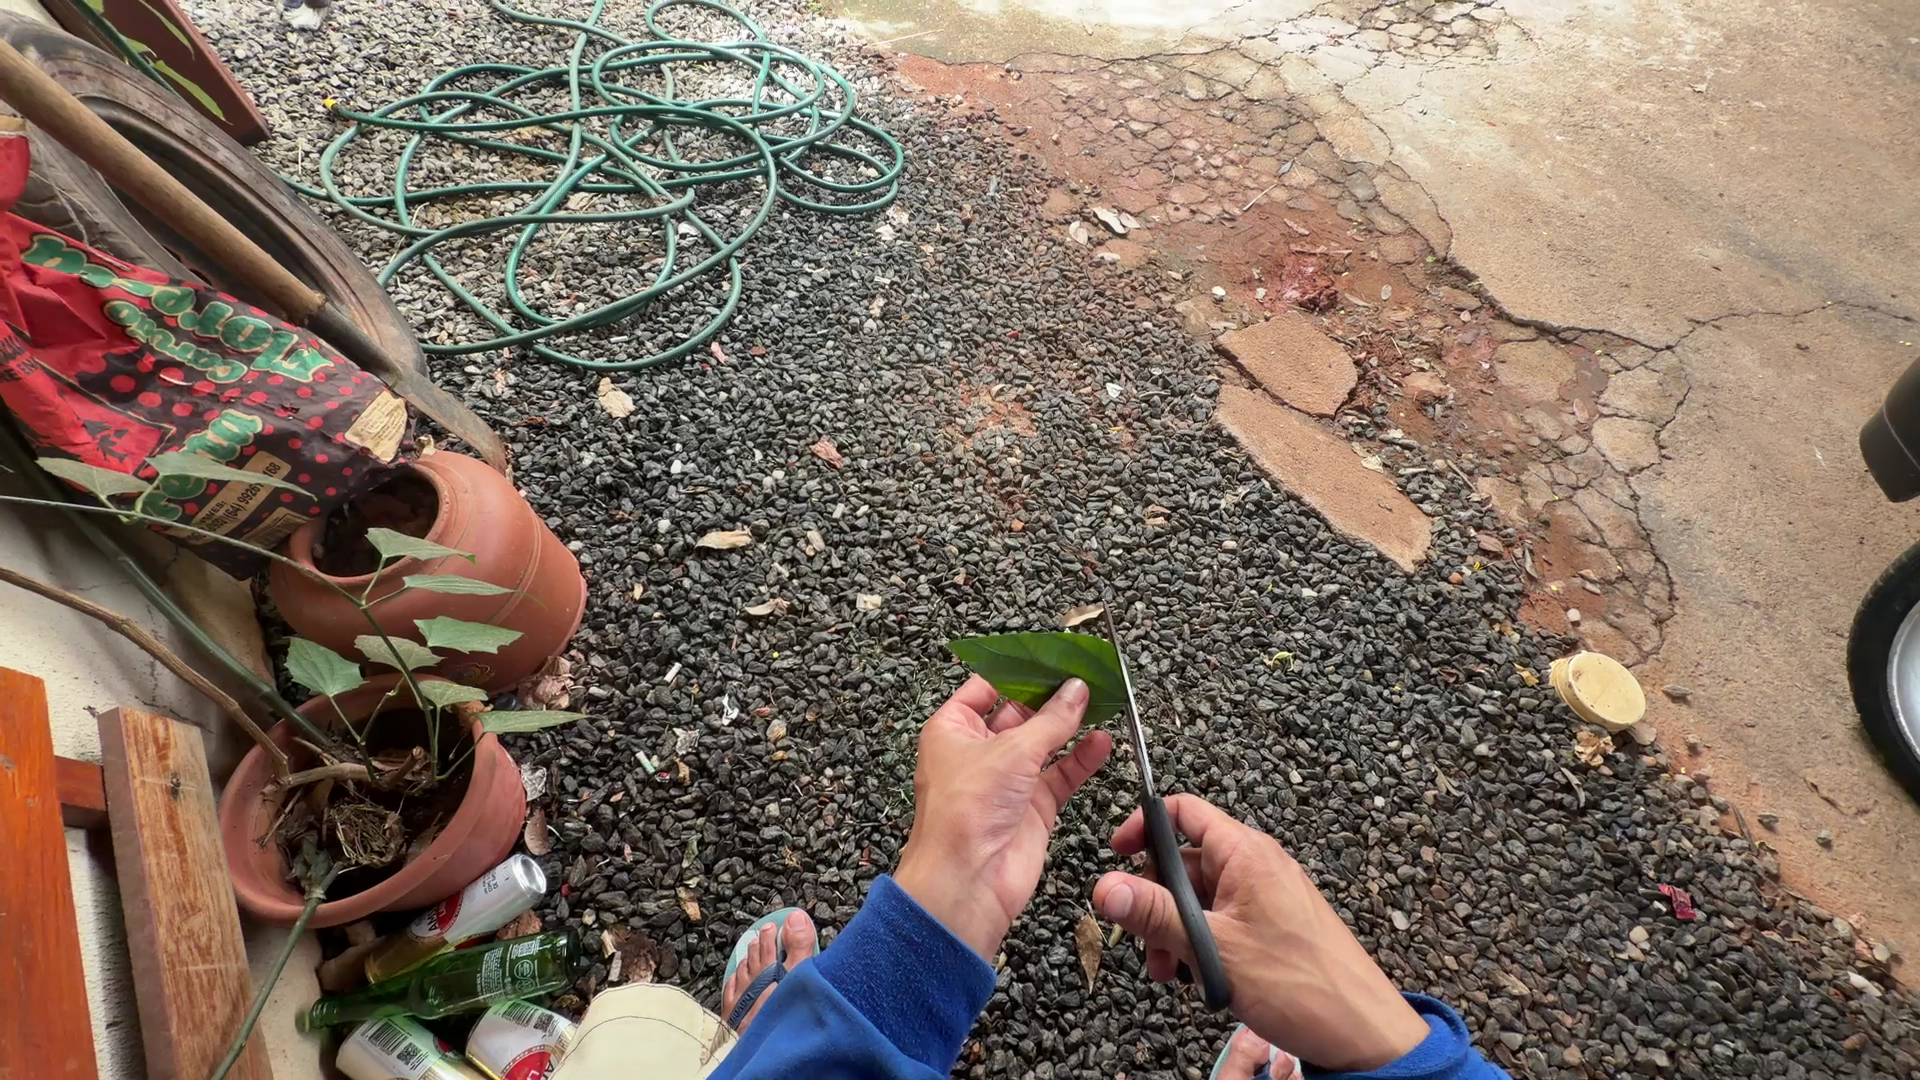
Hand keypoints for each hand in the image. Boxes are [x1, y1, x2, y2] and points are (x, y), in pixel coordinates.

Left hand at [894, 675, 1113, 957]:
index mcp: (953, 728)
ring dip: (1070, 724)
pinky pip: (1061, 774)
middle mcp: (978, 750)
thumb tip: (1076, 689)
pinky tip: (1102, 741)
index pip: (986, 686)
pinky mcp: (1032, 806)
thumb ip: (1051, 720)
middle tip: (1083, 674)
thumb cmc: (963, 813)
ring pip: (1044, 742)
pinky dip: (1081, 758)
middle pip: (1019, 711)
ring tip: (1100, 699)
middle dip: (1050, 695)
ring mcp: (1006, 779)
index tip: (1049, 656)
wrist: (967, 883)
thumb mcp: (1011, 751)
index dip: (1017, 670)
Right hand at [1092, 795, 1429, 1071]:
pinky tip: (1200, 976)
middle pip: (1184, 860)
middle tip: (1146, 938)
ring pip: (1200, 895)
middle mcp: (1254, 863)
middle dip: (1156, 899)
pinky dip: (1202, 940)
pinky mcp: (1271, 922)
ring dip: (1176, 928)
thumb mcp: (1215, 948)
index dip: (1144, 825)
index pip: (1182, 811)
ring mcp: (1264, 893)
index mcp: (1244, 852)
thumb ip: (1156, 915)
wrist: (1368, 1038)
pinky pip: (1221, 917)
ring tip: (1172, 970)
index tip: (1118, 853)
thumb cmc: (1302, 986)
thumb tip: (1106, 887)